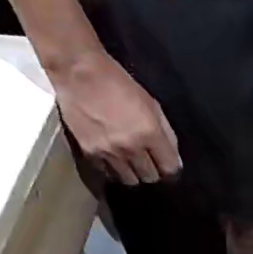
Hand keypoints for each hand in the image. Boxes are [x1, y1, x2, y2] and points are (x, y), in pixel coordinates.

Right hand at [51, 50, 181, 185]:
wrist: (78, 73)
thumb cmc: (118, 83)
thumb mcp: (151, 103)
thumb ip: (166, 132)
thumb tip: (174, 157)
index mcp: (150, 133)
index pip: (169, 168)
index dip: (171, 169)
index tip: (167, 165)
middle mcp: (131, 147)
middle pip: (150, 177)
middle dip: (152, 171)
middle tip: (148, 161)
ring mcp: (109, 152)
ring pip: (129, 180)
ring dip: (133, 173)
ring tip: (130, 162)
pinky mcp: (90, 153)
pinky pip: (108, 173)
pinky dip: (113, 169)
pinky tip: (112, 158)